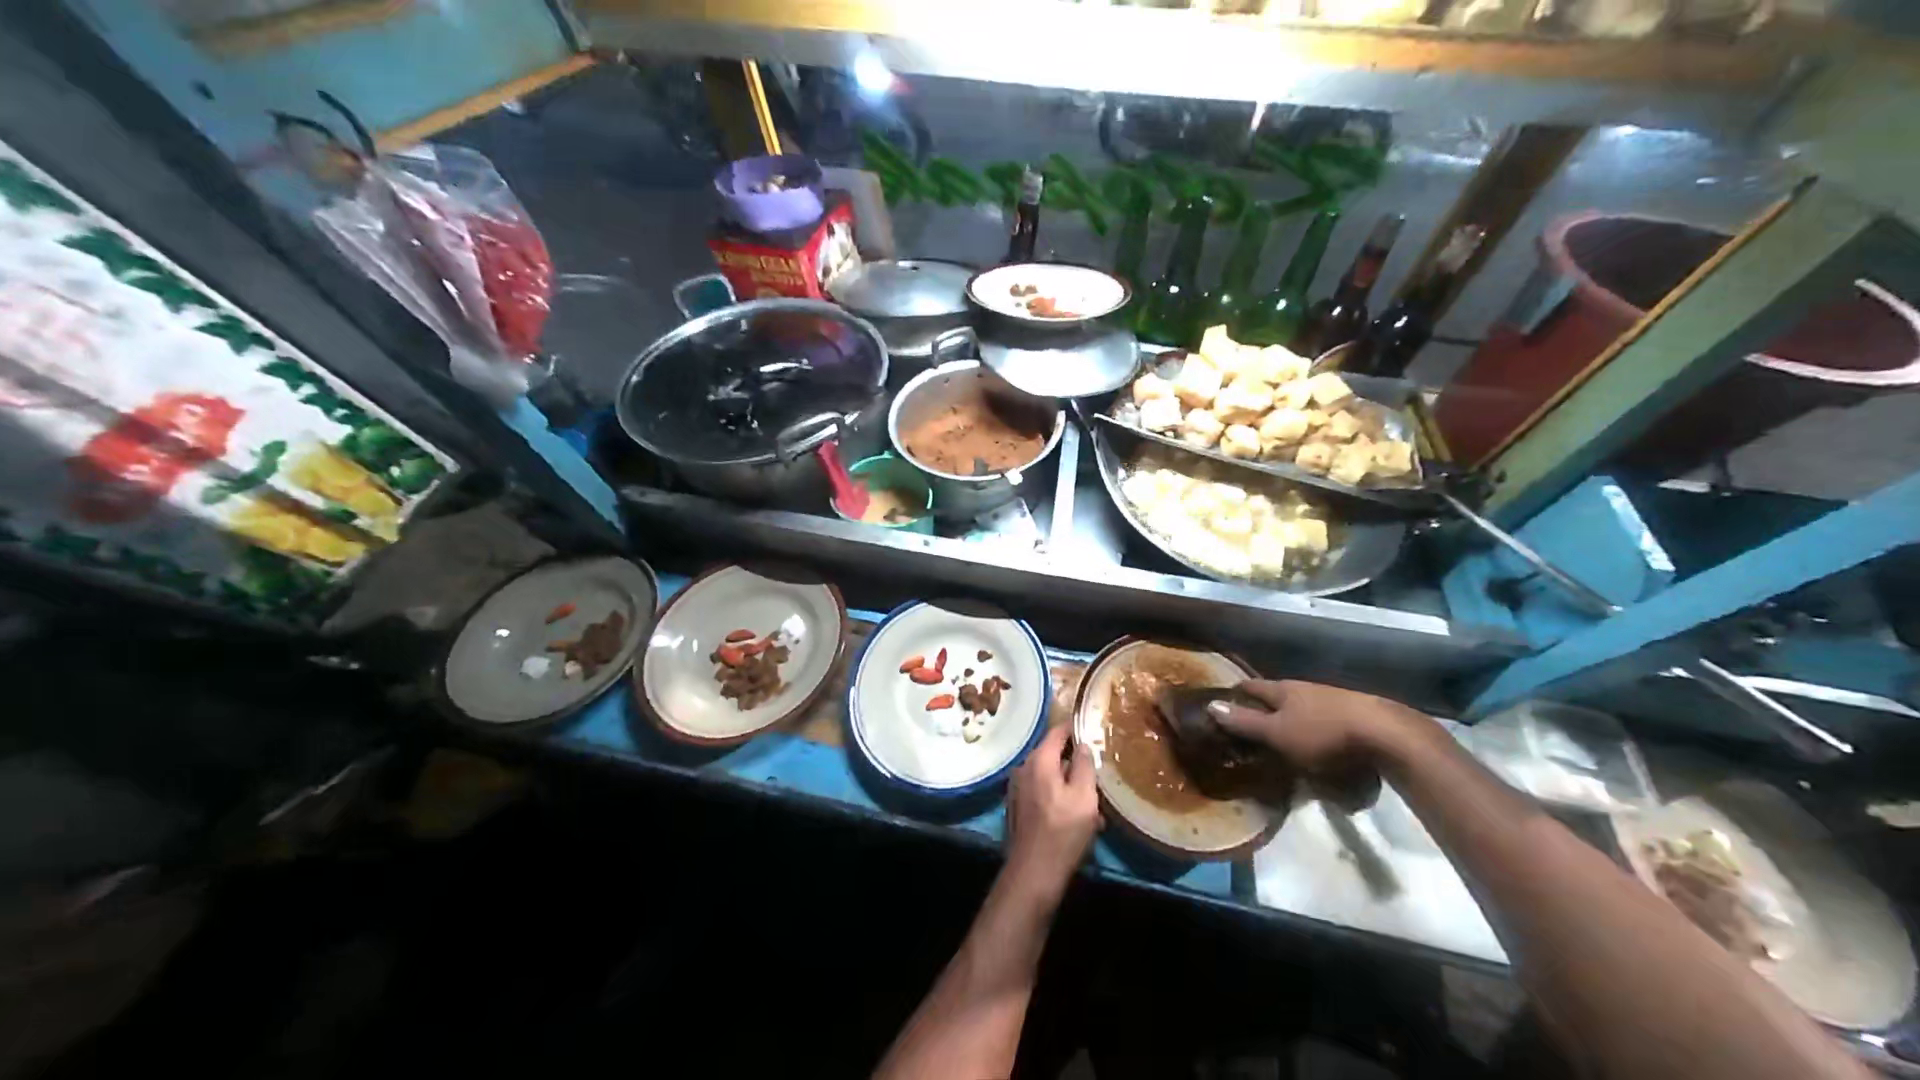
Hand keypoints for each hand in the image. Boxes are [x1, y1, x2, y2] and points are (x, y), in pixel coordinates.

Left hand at [1003, 722, 1099, 898]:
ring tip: (1093, 806)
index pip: (1058, 731)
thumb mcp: (1084, 797)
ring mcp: (1017, 789)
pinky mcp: (1017, 807)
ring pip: (1049, 777)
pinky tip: (1076, 820)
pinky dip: (1059, 799)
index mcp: (1038, 761)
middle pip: (1053, 755)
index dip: (1076, 728)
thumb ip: (1084, 766)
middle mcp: (1023, 769)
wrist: (1033, 873)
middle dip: (1076, 763)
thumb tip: (1083, 745)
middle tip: (1098, 774)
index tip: (1093, 728)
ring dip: (1070, 786)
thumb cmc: (1063, 833)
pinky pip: (1042, 793)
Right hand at [1209, 680, 1425, 806]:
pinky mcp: (1358, 714)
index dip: (1237, 692)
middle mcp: (1307, 688)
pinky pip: (1329, 719)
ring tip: (1287, 737)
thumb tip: (1211, 705)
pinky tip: (1322, 745)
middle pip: (1280, 695)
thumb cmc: (1322, 733)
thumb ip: (1244, 722)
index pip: (1252, 686)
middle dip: (1267, 707)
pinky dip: (1318, 730)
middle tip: (1254, 724)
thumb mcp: (1276, 733)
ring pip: (1306, 707)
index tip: (1224, 701)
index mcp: (1284, 690)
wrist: (1386, 736)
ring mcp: (1335, 699)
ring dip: (1295, 719)